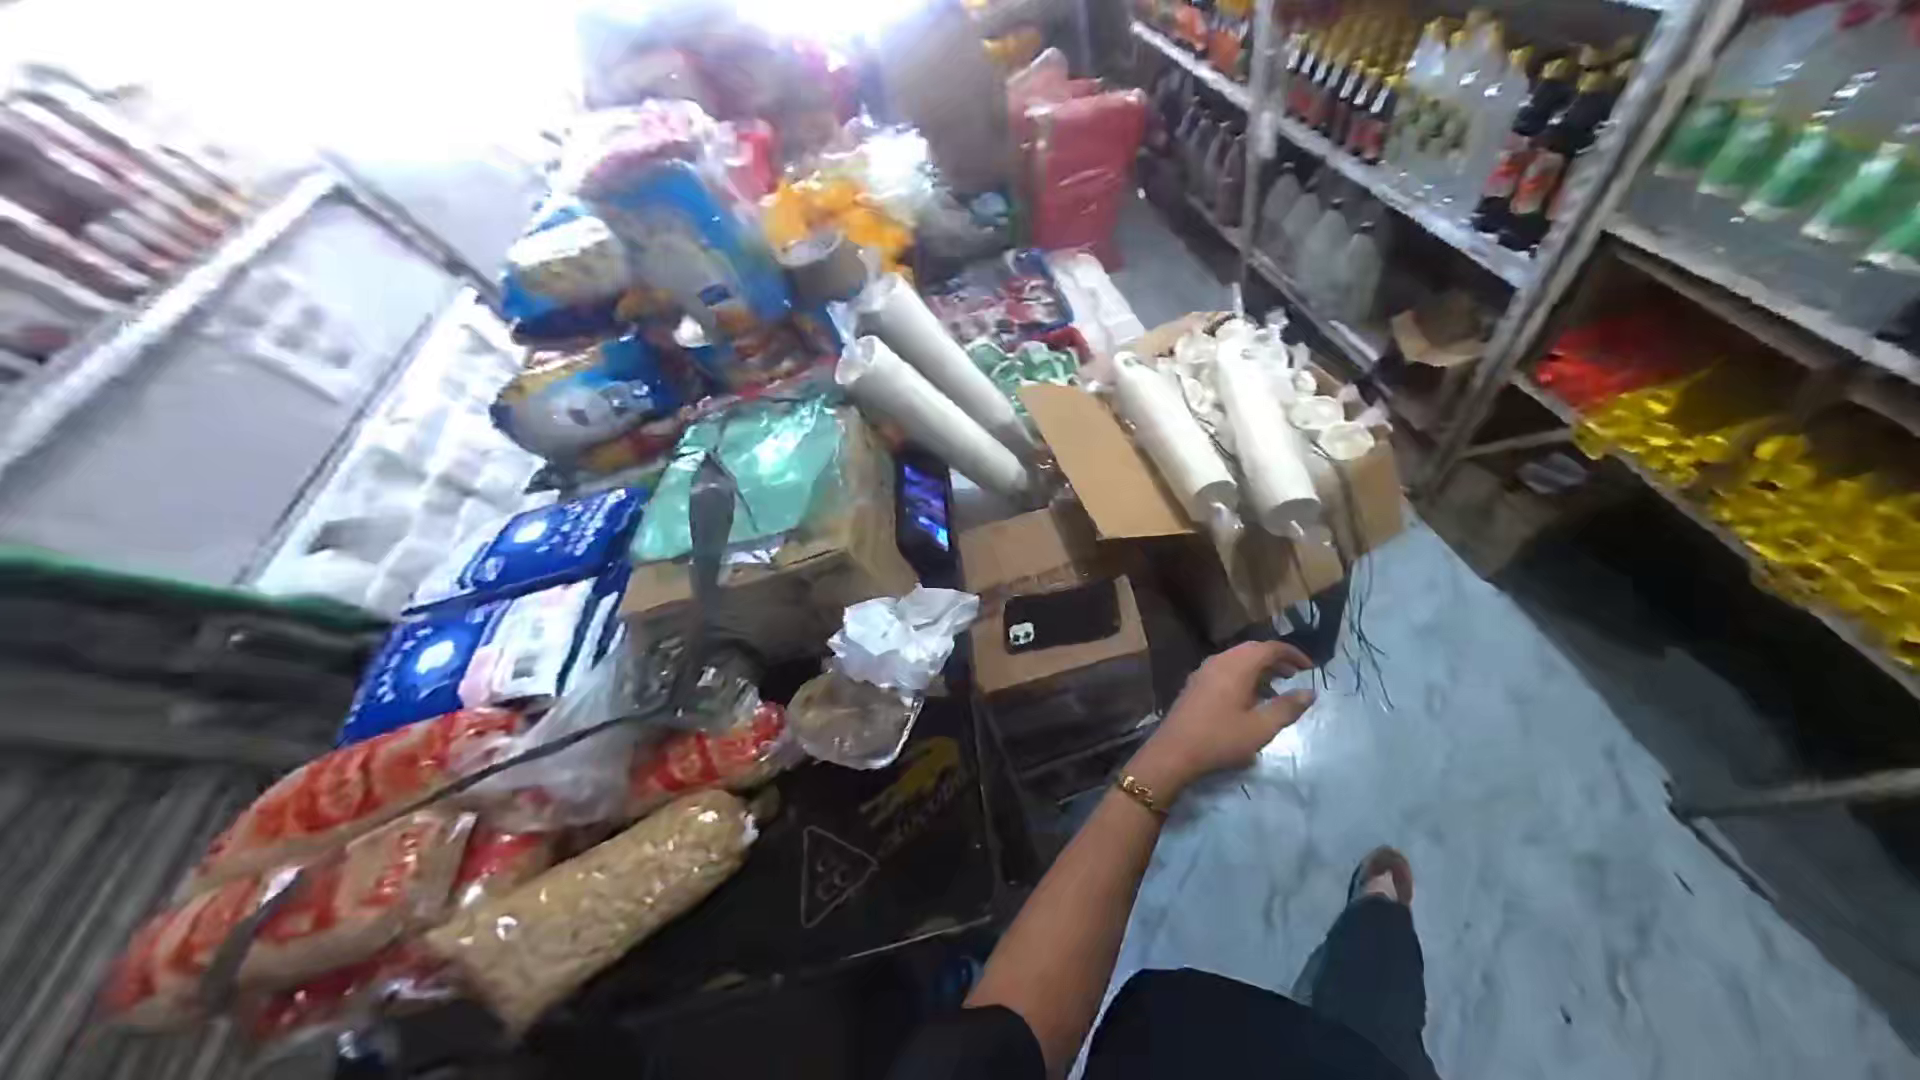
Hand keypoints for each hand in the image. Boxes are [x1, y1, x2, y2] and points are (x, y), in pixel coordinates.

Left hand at [1126, 641, 1315, 801]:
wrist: (1174, 751)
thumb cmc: (1220, 739)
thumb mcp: (1261, 727)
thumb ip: (1287, 707)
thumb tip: (1309, 692)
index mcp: (1235, 666)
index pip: (1268, 648)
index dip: (1292, 654)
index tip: (1310, 667)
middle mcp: (1218, 662)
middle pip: (1251, 650)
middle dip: (1275, 659)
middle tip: (1294, 675)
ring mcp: (1203, 671)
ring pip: (1236, 659)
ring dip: (1259, 667)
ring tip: (1277, 687)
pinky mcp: (1195, 683)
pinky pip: (1224, 669)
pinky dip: (1243, 674)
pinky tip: (1250, 696)